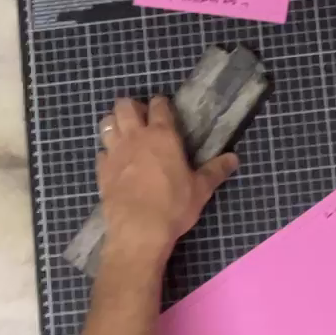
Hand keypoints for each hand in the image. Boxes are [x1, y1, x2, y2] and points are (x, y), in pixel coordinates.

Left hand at [97, 96, 238, 265]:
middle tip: (142, 119)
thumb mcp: (201, 189)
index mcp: (162, 136)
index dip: (161, 104)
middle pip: (125, 106)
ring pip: (107, 122)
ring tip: (124, 134)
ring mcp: (115, 152)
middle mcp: (135, 137)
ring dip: (115, 123)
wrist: (139, 229)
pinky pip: (101, 151)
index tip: (165, 109)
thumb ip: (216, 171)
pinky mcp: (102, 170)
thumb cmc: (174, 206)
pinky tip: (115, 162)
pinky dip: (107, 152)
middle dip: (132, 107)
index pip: (159, 106)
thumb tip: (234, 158)